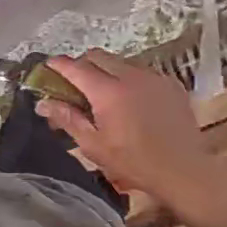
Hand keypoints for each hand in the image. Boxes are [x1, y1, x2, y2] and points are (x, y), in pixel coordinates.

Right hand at [37, 50, 226, 207]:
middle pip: (98, 56)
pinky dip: (129, 78)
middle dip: (82, 64)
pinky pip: (142, 71)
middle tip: (74, 84)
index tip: (47, 66)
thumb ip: (67, 119)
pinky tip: (130, 100)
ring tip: (103, 93)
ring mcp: (154, 78)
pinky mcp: (171, 84)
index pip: (76, 67)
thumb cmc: (133, 162)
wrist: (184, 171)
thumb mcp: (93, 145)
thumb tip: (42, 103)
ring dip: (106, 70)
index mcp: (108, 92)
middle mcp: (131, 76)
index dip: (58, 65)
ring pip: (121, 61)